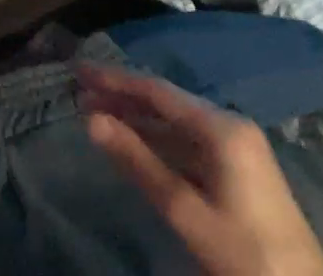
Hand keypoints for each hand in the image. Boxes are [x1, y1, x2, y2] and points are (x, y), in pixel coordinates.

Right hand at [77, 63, 322, 275]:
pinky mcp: (240, 170)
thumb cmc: (243, 252)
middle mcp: (231, 127)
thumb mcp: (184, 209)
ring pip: (177, 123)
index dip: (115, 79)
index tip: (79, 71)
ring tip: (96, 115)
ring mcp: (238, 149)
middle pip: (168, 102)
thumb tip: (90, 119)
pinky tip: (134, 144)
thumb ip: (137, 160)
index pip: (158, 91)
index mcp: (222, 128)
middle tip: (79, 93)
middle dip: (122, 97)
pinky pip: (189, 142)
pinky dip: (158, 139)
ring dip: (137, 118)